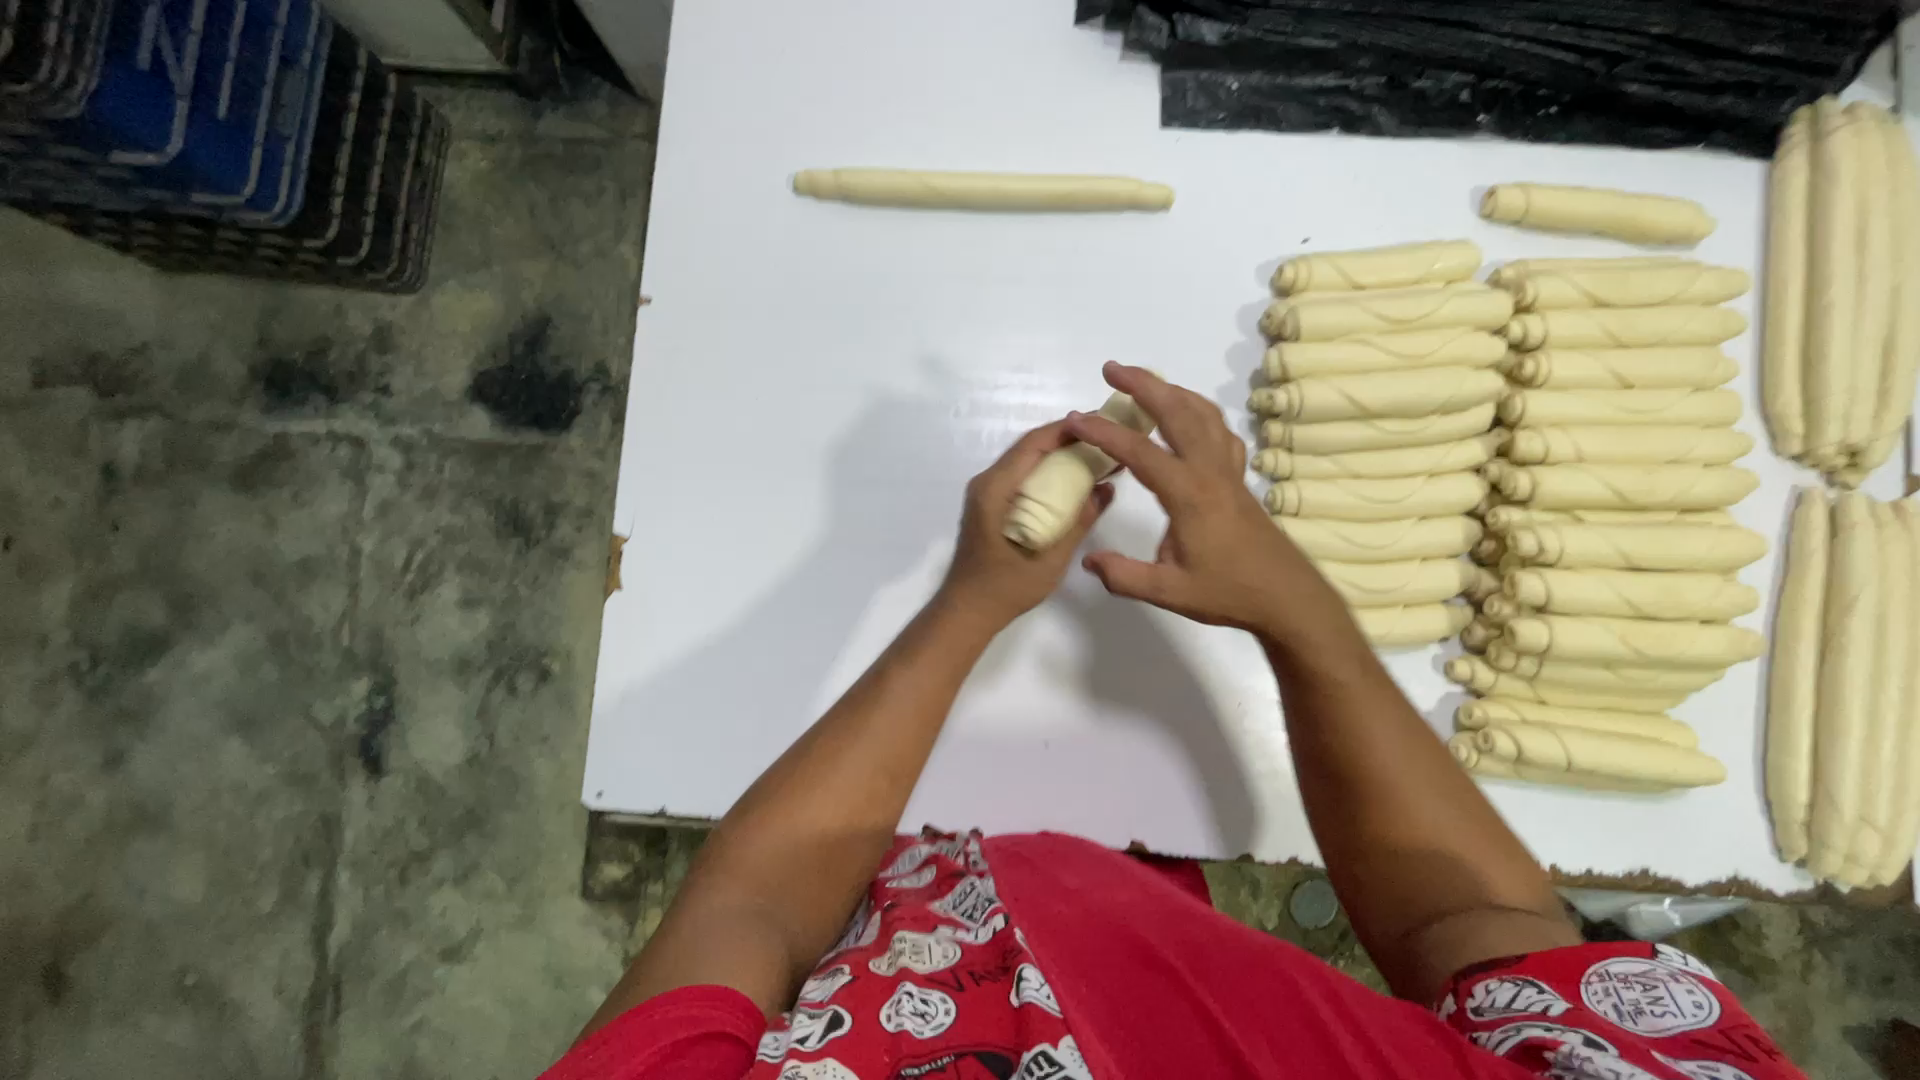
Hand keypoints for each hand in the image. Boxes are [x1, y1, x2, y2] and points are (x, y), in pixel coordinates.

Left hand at [935, 418, 1112, 628]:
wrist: (967, 610)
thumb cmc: (1006, 586)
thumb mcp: (1051, 556)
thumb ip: (1079, 519)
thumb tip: (1107, 488)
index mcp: (996, 488)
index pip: (1034, 443)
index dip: (1068, 429)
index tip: (1102, 422)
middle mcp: (987, 482)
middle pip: (1030, 447)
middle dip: (1068, 440)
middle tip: (1107, 437)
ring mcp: (986, 494)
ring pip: (1026, 462)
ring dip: (1058, 456)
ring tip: (1096, 456)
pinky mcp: (990, 506)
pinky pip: (1021, 478)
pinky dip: (1047, 474)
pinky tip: (1073, 481)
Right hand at [1066, 362, 1343, 643]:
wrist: (1287, 598)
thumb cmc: (1229, 594)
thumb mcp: (1169, 591)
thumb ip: (1124, 576)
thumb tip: (1089, 560)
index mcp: (1189, 495)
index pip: (1140, 452)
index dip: (1104, 432)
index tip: (1076, 419)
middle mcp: (1210, 472)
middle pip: (1177, 412)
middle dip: (1143, 384)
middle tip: (1111, 369)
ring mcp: (1229, 472)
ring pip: (1203, 414)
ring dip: (1172, 391)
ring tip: (1144, 383)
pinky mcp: (1240, 480)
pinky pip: (1220, 431)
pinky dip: (1200, 412)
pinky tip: (1187, 418)